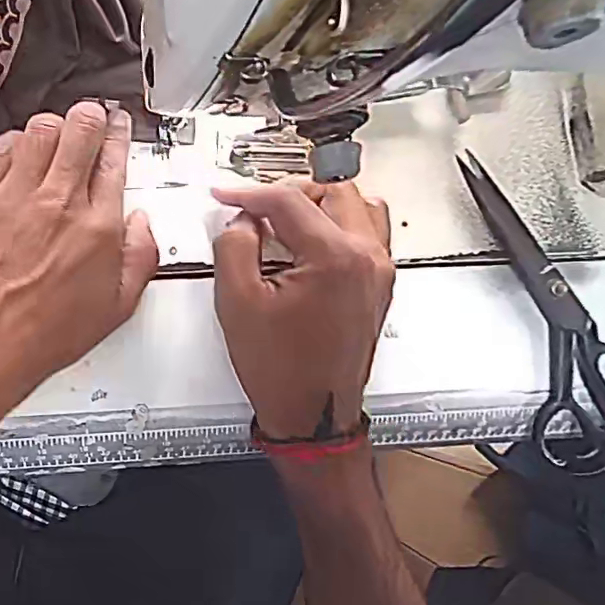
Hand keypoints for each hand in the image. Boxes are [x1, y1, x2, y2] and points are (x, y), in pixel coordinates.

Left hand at [0, 101, 157, 453]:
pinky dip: (11, 145)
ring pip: (39, 130)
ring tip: (53, 138)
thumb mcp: (118, 304)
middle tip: (88, 121)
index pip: (113, 157)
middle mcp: (59, 204)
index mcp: (98, 226)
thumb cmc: (46, 331)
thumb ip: (141, 255)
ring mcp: (15, 199)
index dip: (117, 133)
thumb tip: (141, 223)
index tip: (115, 128)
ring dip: (51, 127)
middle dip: (88, 117)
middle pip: (80, 129)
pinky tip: (17, 156)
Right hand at [212, 180, 394, 439]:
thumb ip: (234, 246)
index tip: (226, 195)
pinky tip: (307, 242)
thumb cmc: (283, 371)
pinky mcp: (377, 286)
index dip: (248, 193)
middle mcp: (367, 260)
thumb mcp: (236, 302)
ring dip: (317, 204)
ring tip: (281, 221)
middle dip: (287, 193)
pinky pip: (366, 233)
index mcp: (335, 259)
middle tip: (254, 208)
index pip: (289, 201)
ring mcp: (378, 273)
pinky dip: (336, 225)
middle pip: (331, 191)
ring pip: (356, 206)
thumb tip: (241, 221)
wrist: (312, 412)